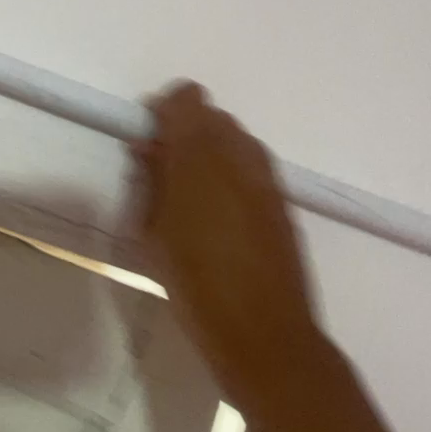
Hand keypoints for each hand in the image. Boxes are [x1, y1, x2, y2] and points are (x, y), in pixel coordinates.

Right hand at [134, 82, 322, 395]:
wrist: (262, 332)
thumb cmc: (192, 280)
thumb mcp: (151, 230)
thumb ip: (151, 180)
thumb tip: (148, 147)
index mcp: (199, 155)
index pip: (186, 99)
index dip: (164, 111)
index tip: (146, 139)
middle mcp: (239, 156)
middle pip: (213, 117)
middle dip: (186, 131)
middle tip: (162, 169)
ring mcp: (267, 179)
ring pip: (237, 141)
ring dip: (211, 152)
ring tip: (189, 195)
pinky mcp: (283, 203)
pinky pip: (252, 169)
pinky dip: (231, 175)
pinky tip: (216, 215)